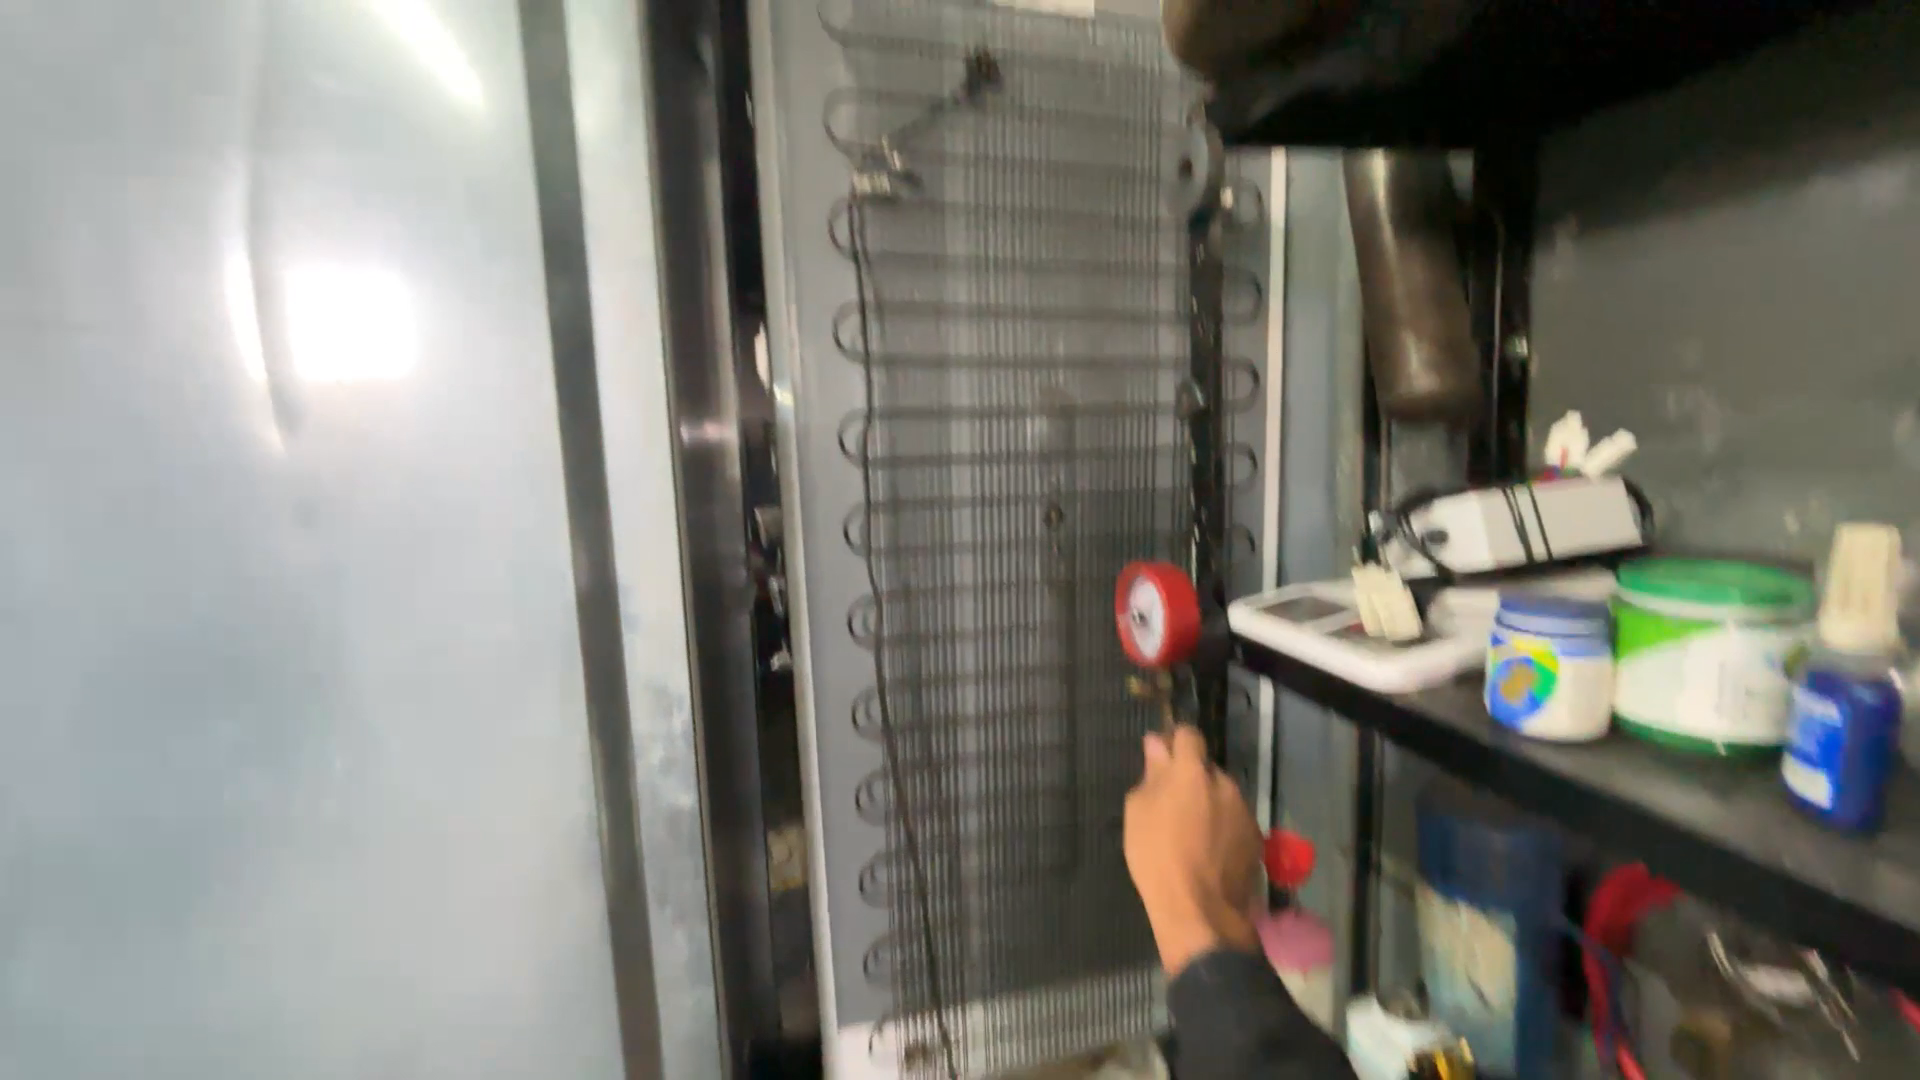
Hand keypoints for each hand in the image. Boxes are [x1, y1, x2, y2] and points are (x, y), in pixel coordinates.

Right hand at [1123, 724, 1262, 975]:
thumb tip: (1156, 745)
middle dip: (1191, 777)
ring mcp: (1244, 810)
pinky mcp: (1255, 837)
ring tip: (1191, 832)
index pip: (1188, 735)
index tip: (1163, 758)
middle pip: (1205, 767)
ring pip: (1221, 794)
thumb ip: (1151, 773)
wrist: (1200, 910)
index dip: (1175, 742)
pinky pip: (1234, 819)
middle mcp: (1223, 782)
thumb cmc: (1157, 856)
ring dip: (1208, 802)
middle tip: (1172, 803)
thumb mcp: (1138, 811)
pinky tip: (1209, 850)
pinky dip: (1223, 826)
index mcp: (1192, 771)